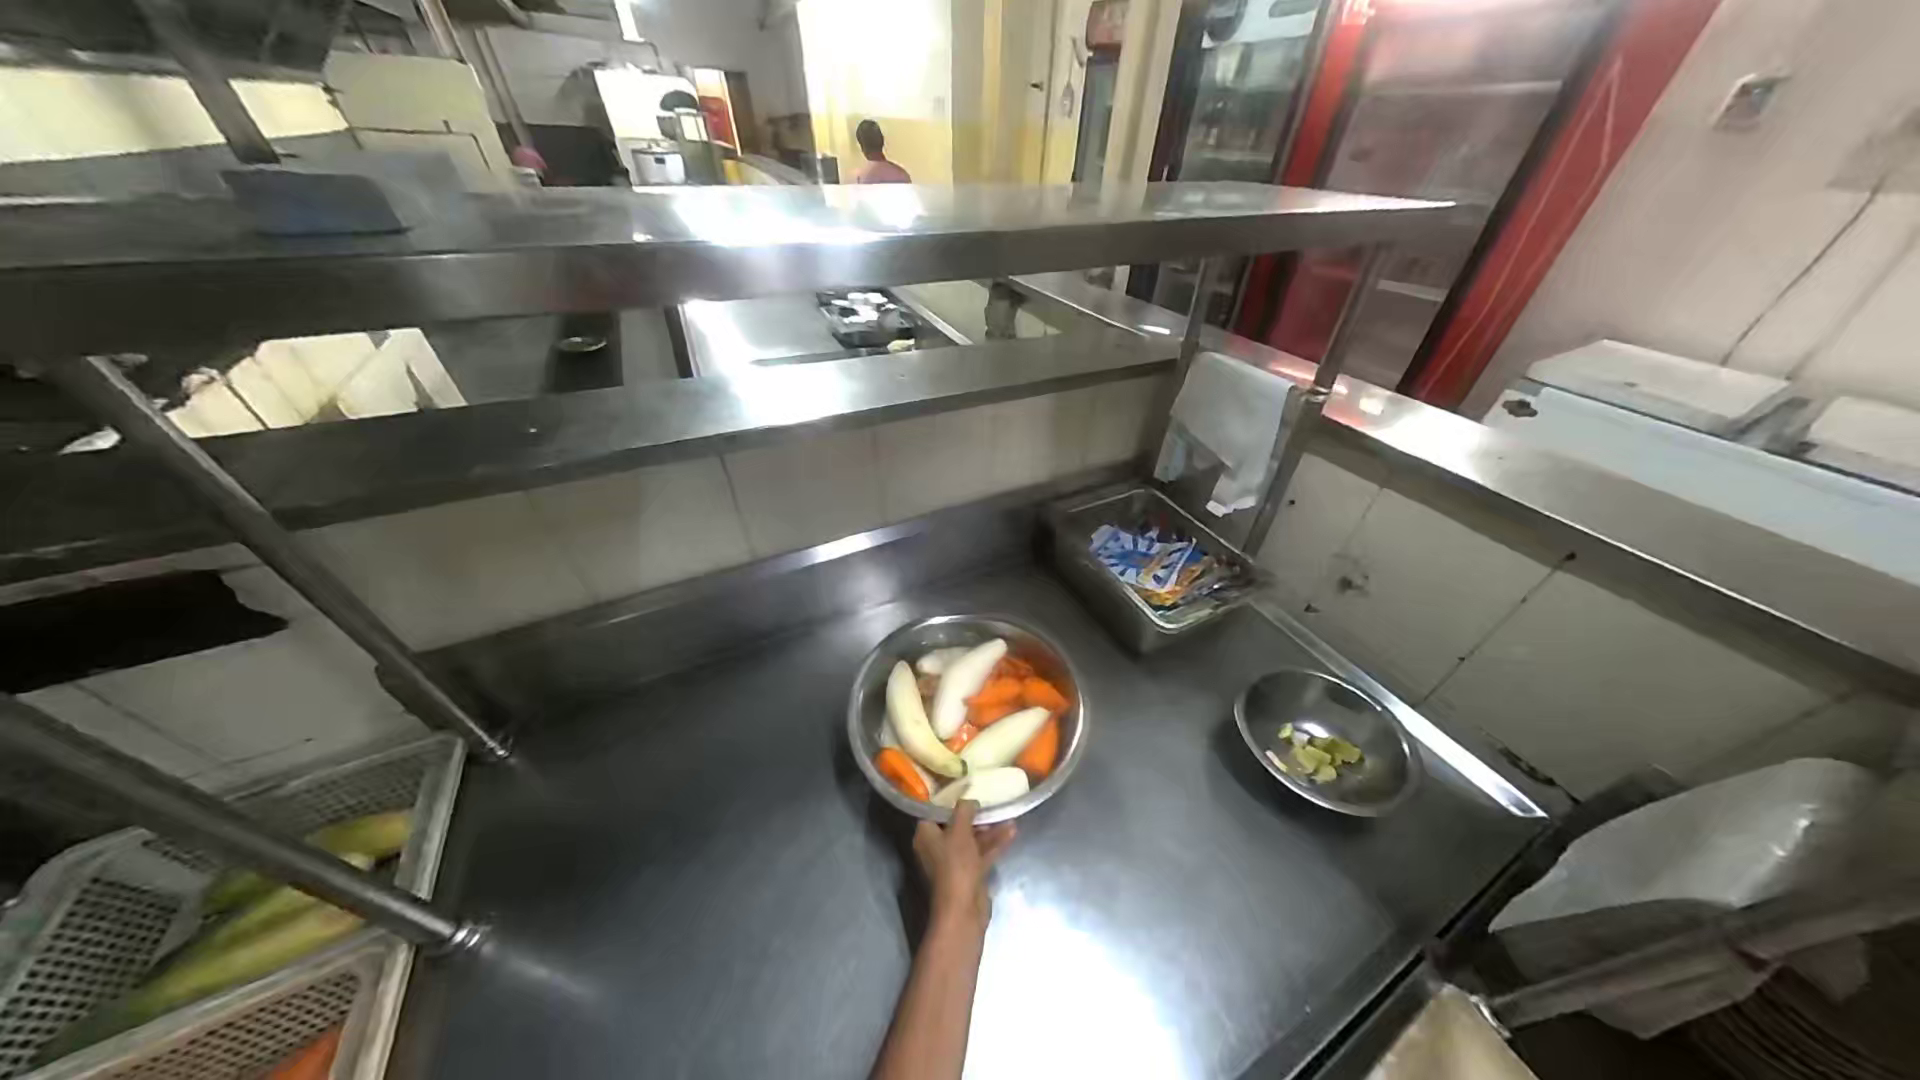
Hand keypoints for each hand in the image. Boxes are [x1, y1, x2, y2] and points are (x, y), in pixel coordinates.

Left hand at [912, 800, 1015, 930]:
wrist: (963, 910)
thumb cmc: (955, 865)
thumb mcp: (960, 831)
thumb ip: (964, 810)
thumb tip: (970, 800)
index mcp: (926, 835)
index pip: (935, 812)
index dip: (951, 801)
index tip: (967, 791)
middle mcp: (937, 847)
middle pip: (956, 825)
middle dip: (975, 816)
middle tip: (991, 804)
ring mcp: (954, 862)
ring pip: (972, 840)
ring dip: (989, 830)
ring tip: (1008, 817)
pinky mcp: (969, 874)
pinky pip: (981, 853)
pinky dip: (994, 844)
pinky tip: (1012, 832)